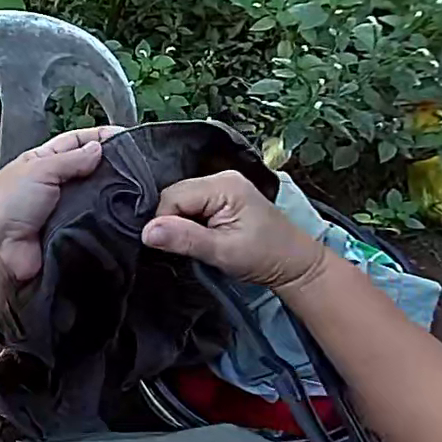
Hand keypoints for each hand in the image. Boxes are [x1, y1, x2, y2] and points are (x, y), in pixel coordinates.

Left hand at [0, 126, 123, 282]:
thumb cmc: (8, 203)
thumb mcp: (39, 169)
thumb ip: (72, 159)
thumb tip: (98, 148)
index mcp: (40, 161)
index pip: (74, 142)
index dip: (97, 137)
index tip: (124, 137)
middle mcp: (52, 184)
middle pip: (87, 170)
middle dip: (109, 166)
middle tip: (137, 165)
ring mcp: (62, 210)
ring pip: (94, 197)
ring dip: (110, 193)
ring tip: (137, 189)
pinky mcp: (71, 234)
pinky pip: (94, 223)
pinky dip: (107, 219)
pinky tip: (126, 214)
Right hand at [141, 170, 329, 292]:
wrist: (294, 263)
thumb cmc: (263, 258)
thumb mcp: (222, 252)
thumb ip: (184, 239)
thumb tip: (147, 232)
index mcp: (223, 185)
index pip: (173, 197)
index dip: (165, 222)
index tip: (175, 247)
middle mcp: (221, 177)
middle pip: (175, 195)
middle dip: (173, 222)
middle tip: (190, 247)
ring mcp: (222, 185)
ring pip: (181, 200)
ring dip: (181, 223)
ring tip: (198, 242)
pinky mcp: (222, 196)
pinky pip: (191, 204)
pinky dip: (189, 222)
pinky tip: (201, 235)